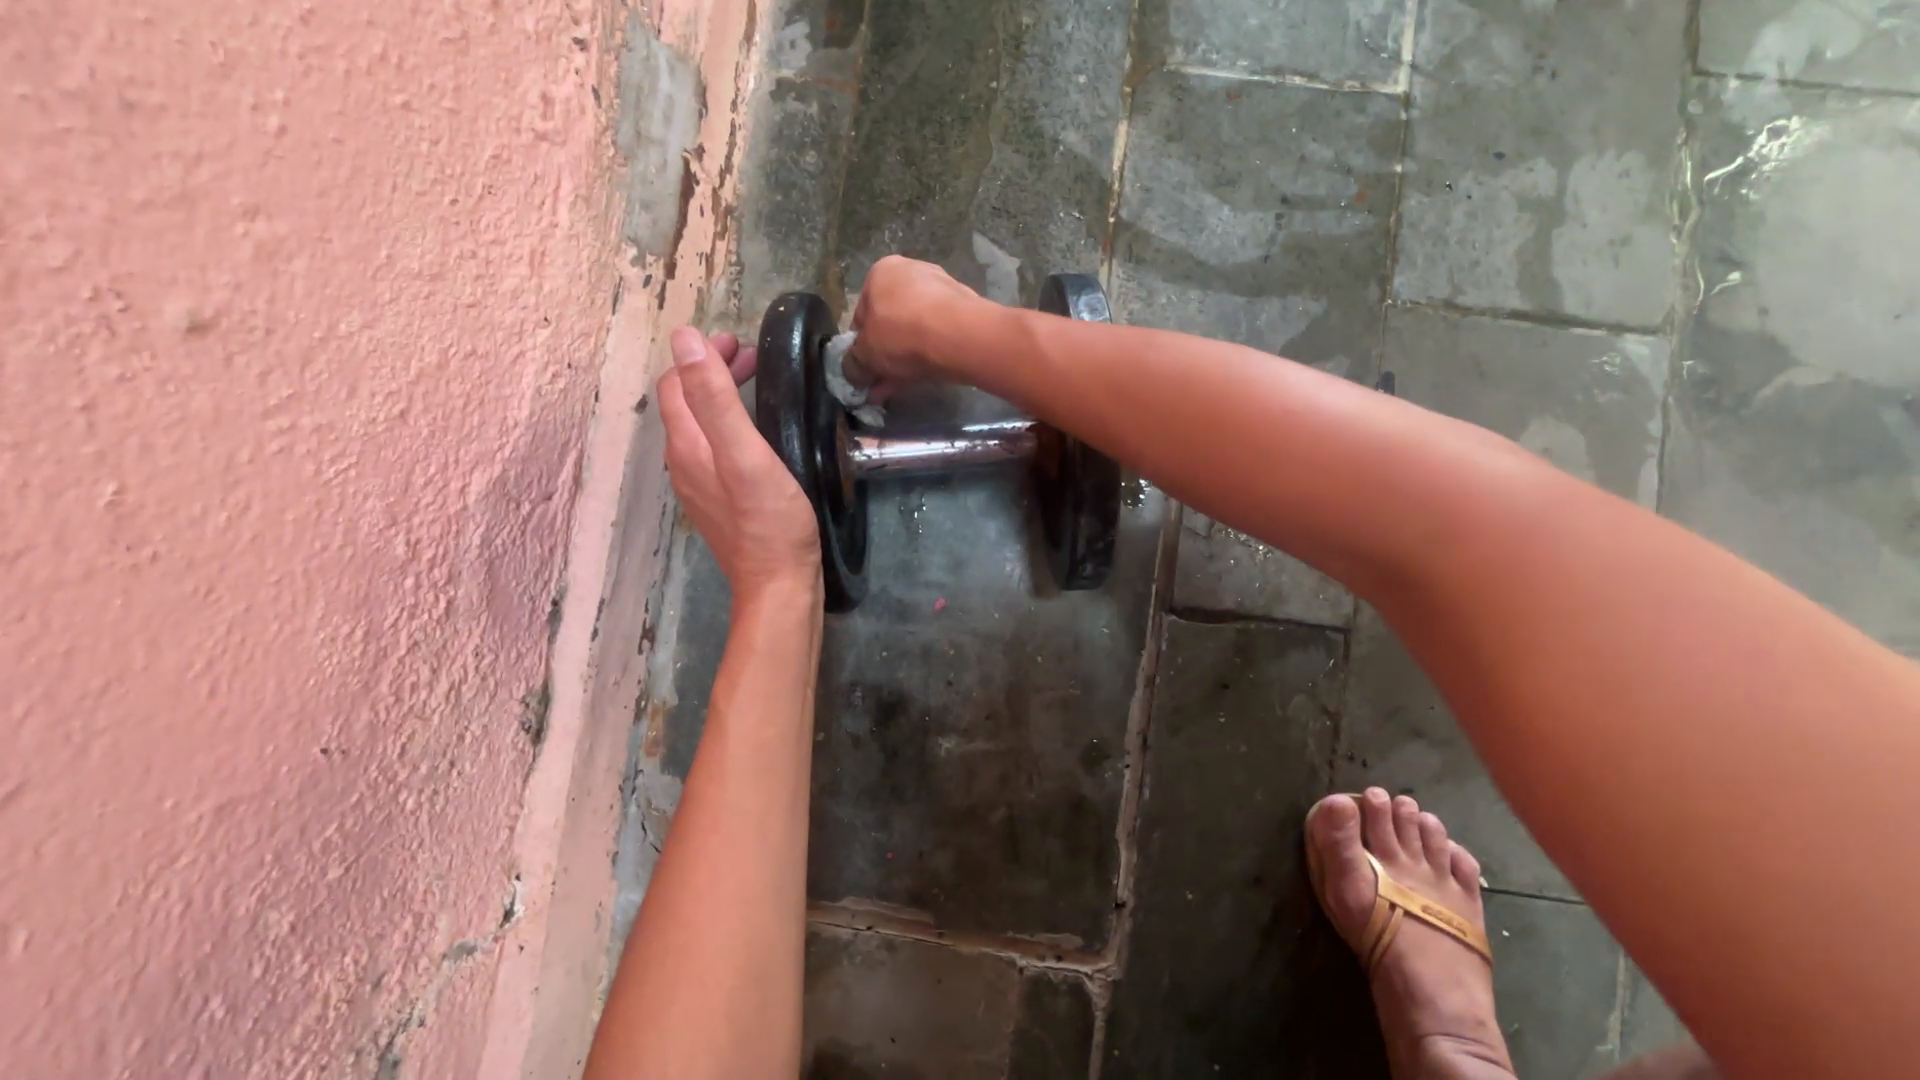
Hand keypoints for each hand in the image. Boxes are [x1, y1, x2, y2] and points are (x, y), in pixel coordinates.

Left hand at [658, 328, 821, 604]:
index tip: (737, 341)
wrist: (778, 585)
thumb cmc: (770, 520)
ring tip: (756, 383)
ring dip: (719, 396)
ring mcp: (700, 486)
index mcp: (687, 446)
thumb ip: (715, 397)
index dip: (698, 355)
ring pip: (699, 427)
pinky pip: (713, 450)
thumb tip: (685, 340)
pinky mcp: (720, 503)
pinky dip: (728, 424)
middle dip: (710, 371)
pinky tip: (755, 430)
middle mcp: (685, 464)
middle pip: (685, 404)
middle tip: (752, 356)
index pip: (675, 385)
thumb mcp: (745, 453)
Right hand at [847, 255, 985, 400]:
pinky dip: (924, 358)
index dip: (859, 344)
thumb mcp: (864, 355)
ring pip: (913, 333)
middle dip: (882, 357)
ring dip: (901, 362)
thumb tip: (851, 371)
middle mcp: (911, 273)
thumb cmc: (901, 334)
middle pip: (890, 323)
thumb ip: (853, 364)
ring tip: (892, 391)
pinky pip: (935, 338)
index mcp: (882, 272)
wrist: (960, 336)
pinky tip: (915, 382)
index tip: (862, 368)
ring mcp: (941, 292)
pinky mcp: (963, 313)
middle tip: (877, 384)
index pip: (861, 312)